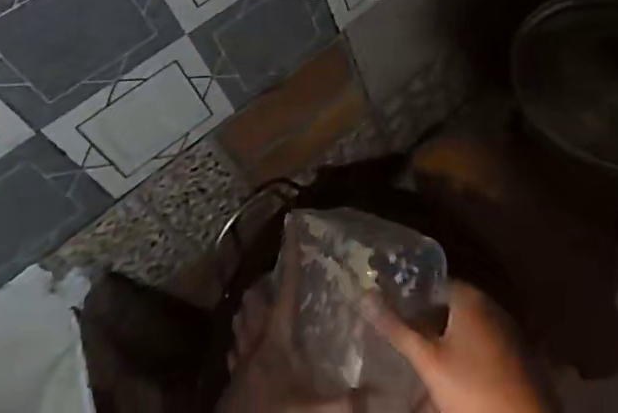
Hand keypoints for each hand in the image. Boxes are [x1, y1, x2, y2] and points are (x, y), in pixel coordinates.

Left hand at [219, 232, 356, 411]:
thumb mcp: (318, 409)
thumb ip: (351, 399)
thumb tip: (385, 391)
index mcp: (277, 333)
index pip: (287, 283)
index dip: (290, 253)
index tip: (291, 224)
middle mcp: (255, 337)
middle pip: (254, 296)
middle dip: (265, 281)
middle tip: (279, 276)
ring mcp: (240, 356)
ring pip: (240, 318)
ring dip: (250, 307)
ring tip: (264, 302)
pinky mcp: (232, 377)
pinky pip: (234, 347)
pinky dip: (241, 338)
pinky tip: (250, 344)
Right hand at [366, 281, 548, 412]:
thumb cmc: (474, 391)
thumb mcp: (428, 361)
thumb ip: (397, 327)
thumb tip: (365, 295)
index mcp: (470, 297)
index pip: (431, 285)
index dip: (409, 302)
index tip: (391, 319)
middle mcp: (492, 307)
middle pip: (449, 312)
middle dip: (426, 333)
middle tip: (404, 355)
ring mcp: (510, 334)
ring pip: (466, 337)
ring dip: (445, 354)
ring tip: (424, 383)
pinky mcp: (520, 361)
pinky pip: (484, 355)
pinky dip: (467, 367)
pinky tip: (454, 393)